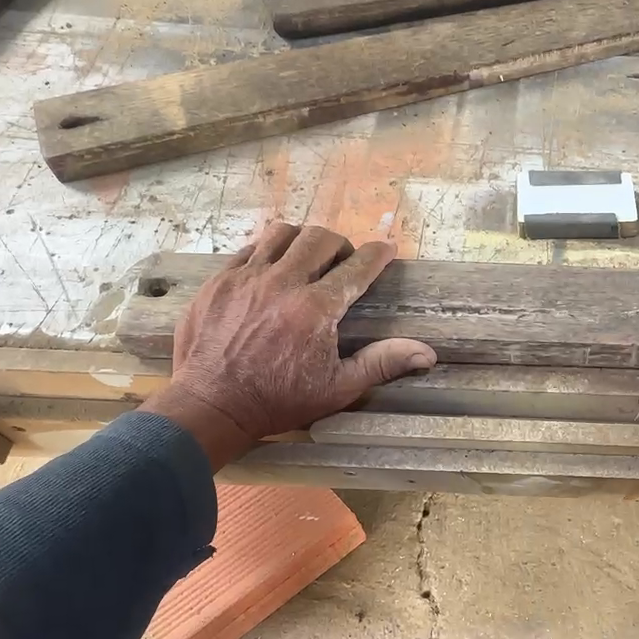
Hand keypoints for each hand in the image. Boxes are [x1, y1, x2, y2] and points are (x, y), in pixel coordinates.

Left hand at [138, 222, 435, 469]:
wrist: (211, 405)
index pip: (356, 267)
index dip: (377, 254)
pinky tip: (273, 273)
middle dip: (340, 244)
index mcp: (316, 309)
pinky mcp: (218, 281)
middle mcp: (282, 284)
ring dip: (303, 241)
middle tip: (344, 263)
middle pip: (319, 238)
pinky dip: (269, 252)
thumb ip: (382, 363)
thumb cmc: (280, 400)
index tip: (387, 248)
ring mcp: (245, 278)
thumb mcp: (339, 388)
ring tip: (307, 261)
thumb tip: (427, 354)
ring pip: (282, 233)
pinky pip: (249, 249)